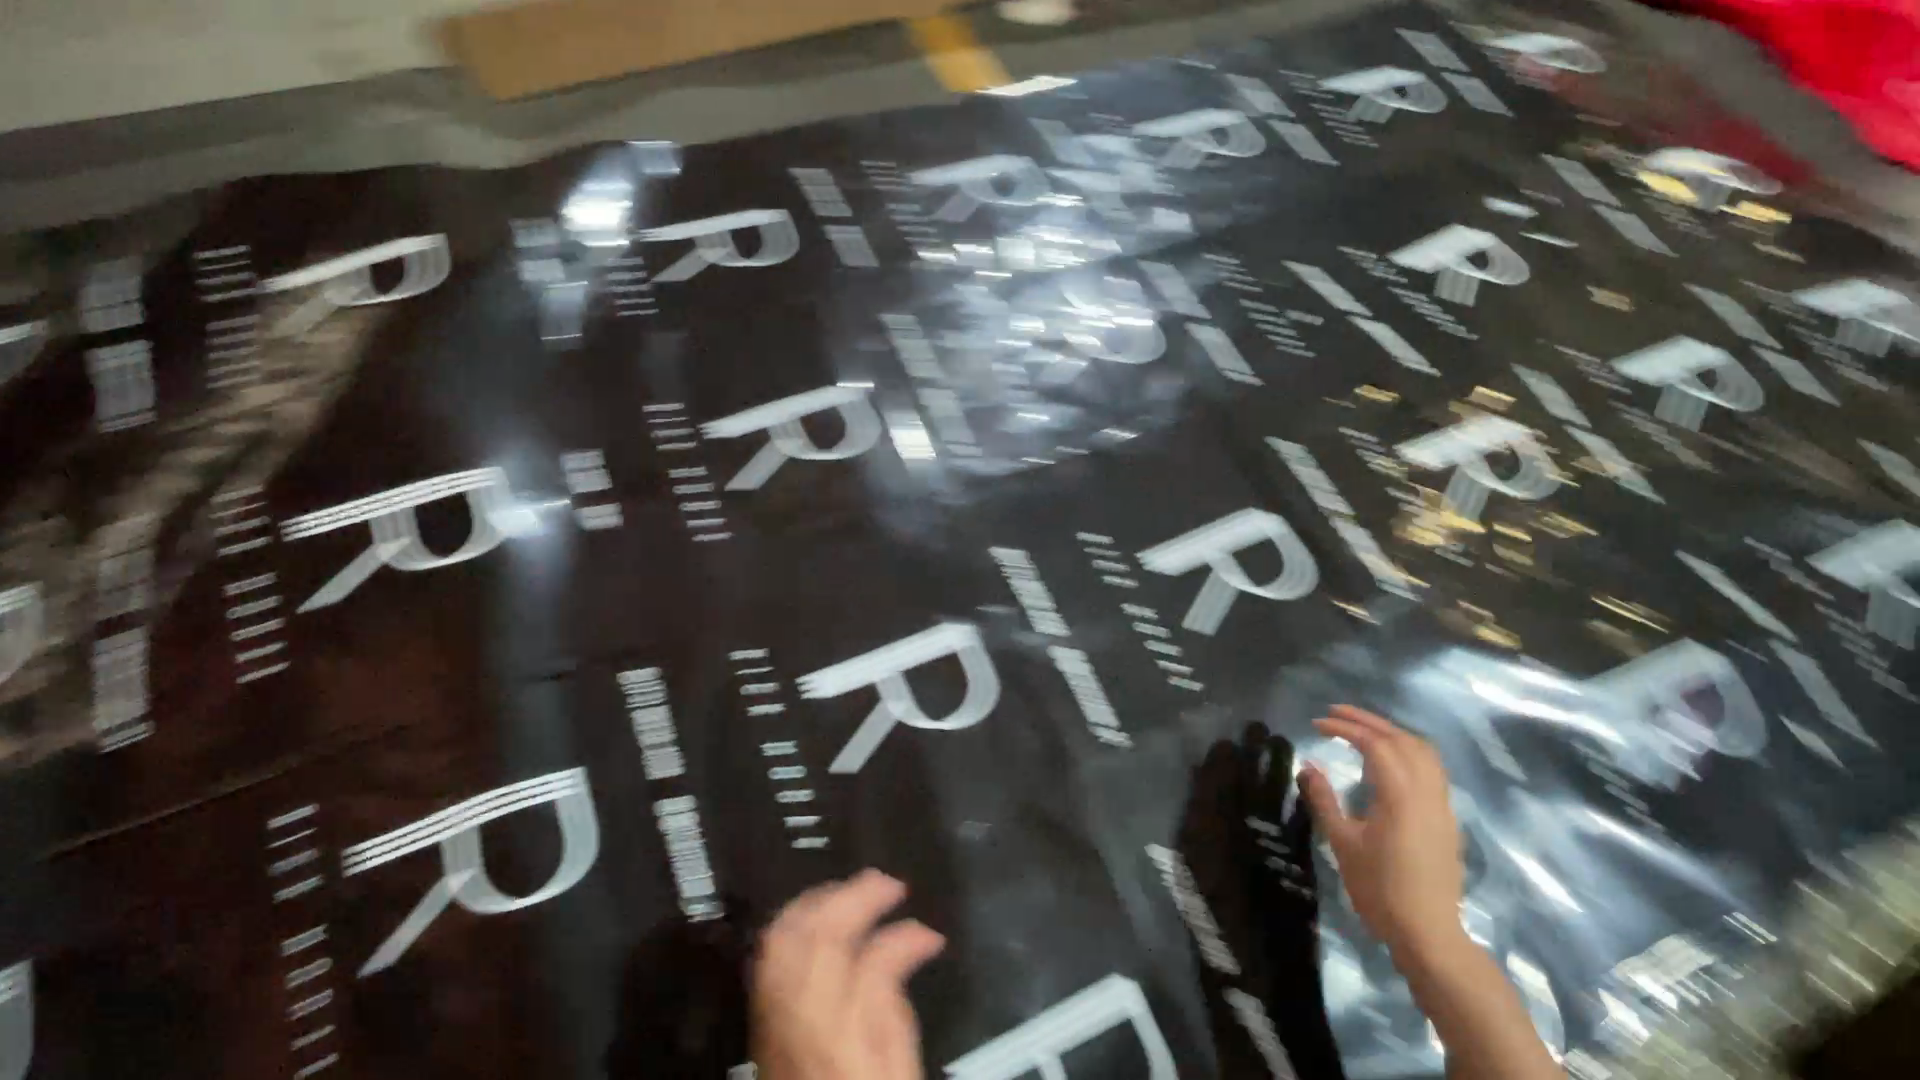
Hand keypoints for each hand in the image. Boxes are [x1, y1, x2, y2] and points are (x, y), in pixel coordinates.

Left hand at [752, 870, 947, 1079]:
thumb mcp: (896, 1061)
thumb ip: (896, 996)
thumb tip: (915, 939)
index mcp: (845, 1033)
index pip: (872, 963)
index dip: (903, 936)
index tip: (929, 931)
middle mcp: (801, 1017)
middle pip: (815, 938)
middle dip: (851, 897)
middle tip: (887, 882)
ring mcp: (773, 1016)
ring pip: (783, 938)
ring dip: (817, 903)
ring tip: (849, 890)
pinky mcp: (761, 1018)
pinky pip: (768, 957)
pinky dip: (792, 924)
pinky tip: (812, 918)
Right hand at [1298, 706, 1464, 957]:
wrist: (1427, 932)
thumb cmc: (1379, 888)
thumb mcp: (1342, 843)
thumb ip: (1324, 799)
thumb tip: (1308, 766)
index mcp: (1401, 795)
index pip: (1376, 744)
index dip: (1346, 727)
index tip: (1318, 723)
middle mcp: (1427, 792)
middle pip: (1403, 740)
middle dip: (1369, 721)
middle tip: (1335, 714)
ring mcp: (1443, 805)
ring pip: (1424, 752)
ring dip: (1392, 733)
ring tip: (1362, 731)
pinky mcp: (1447, 818)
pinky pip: (1431, 769)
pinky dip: (1408, 751)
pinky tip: (1388, 763)